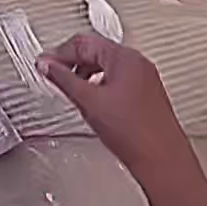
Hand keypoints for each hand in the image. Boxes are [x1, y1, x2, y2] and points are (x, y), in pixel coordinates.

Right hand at [40, 33, 201, 188]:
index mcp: (124, 57)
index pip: (82, 43)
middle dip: (71, 61)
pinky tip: (91, 98)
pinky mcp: (146, 93)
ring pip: (105, 64)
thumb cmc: (134, 133)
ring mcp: (144, 78)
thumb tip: (47, 65)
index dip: (59, 54)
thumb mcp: (87, 100)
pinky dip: (98, 82)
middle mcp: (137, 63)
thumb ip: (62, 78)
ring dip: (84, 71)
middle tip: (53, 73)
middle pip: (95, 50)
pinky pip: (116, 77)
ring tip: (69, 87)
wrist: (162, 163)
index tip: (44, 65)